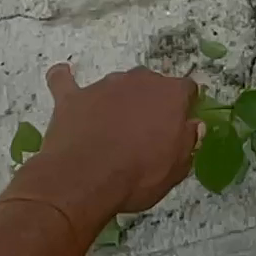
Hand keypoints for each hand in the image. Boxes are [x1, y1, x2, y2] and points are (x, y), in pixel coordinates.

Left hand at [3, 64, 200, 233]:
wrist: (85, 180)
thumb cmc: (138, 175)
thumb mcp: (177, 168)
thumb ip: (188, 141)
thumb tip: (194, 125)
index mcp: (171, 94)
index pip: (187, 89)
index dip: (183, 107)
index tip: (178, 126)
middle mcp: (141, 80)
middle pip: (151, 84)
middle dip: (150, 102)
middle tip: (144, 132)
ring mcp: (105, 85)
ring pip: (117, 85)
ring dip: (118, 100)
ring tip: (110, 129)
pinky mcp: (73, 97)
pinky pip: (66, 81)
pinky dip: (64, 79)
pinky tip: (62, 75)